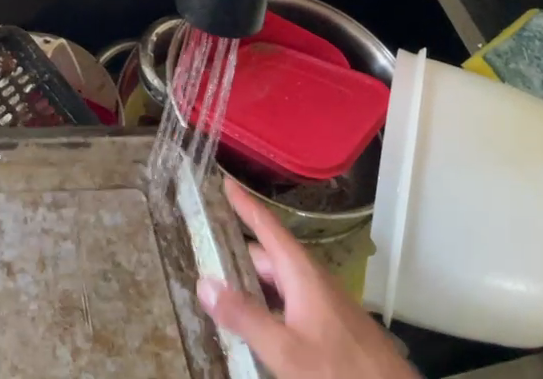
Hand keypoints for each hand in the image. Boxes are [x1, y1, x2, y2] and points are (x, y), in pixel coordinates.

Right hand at [197, 177, 417, 378]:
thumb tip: (204, 284)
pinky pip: (289, 303)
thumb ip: (245, 317)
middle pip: (267, 258)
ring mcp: (323, 302)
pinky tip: (254, 329)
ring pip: (278, 284)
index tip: (224, 181)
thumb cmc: (339, 371)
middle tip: (202, 260)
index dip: (245, 204)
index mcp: (301, 273)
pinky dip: (267, 306)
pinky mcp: (329, 324)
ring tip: (219, 296)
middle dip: (236, 257)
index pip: (267, 226)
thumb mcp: (286, 349)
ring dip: (251, 286)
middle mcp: (312, 279)